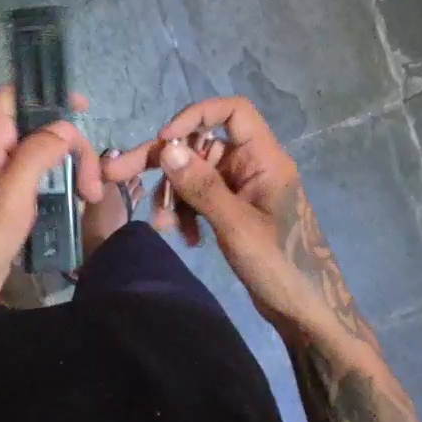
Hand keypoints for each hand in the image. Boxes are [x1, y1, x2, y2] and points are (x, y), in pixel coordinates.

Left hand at [0, 85, 102, 312]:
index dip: (44, 93)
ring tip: (91, 195)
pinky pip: (43, 181)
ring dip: (72, 168)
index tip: (80, 107)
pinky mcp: (14, 202)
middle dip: (72, 146)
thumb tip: (64, 129)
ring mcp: (6, 179)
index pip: (12, 98)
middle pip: (40, 129)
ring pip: (46, 156)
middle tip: (92, 180)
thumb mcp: (13, 190)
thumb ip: (37, 153)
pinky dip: (64, 186)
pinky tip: (79, 202)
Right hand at [104, 97, 351, 334]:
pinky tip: (185, 237)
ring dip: (172, 195)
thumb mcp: (236, 226)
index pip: (232, 111)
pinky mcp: (233, 210)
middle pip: (201, 145)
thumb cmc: (280, 265)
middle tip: (116, 172)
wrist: (305, 309)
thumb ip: (201, 186)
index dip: (195, 117)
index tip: (164, 141)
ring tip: (163, 225)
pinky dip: (186, 212)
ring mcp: (242, 189)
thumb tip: (167, 148)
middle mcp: (252, 166)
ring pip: (194, 173)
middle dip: (162, 161)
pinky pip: (200, 197)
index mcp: (264, 159)